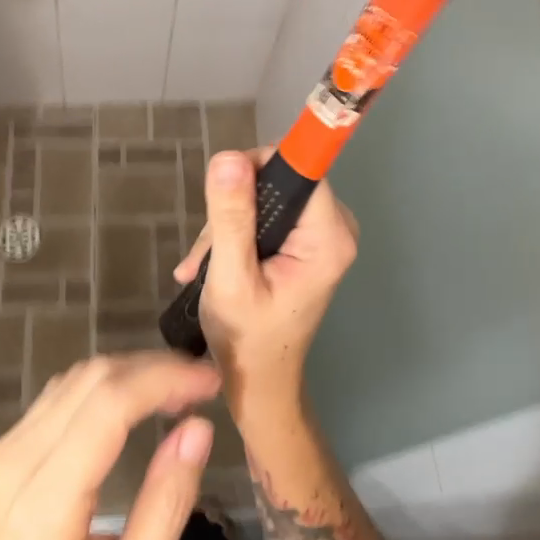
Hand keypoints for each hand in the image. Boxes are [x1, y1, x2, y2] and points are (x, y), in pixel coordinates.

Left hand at [0, 352, 220, 539]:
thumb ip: (165, 512)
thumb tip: (197, 431)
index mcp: (46, 502)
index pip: (108, 405)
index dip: (164, 378)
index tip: (210, 380)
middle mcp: (17, 462)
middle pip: (91, 380)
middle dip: (154, 368)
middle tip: (203, 383)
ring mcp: (4, 452)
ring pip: (75, 378)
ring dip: (132, 371)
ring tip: (182, 388)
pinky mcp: (5, 451)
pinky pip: (61, 396)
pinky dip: (107, 385)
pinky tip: (140, 398)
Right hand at [175, 149, 357, 409]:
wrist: (258, 382)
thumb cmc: (246, 339)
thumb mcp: (230, 278)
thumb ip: (231, 219)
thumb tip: (229, 157)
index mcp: (328, 238)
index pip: (299, 168)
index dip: (257, 169)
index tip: (222, 196)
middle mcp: (335, 230)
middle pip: (280, 180)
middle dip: (234, 205)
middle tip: (207, 250)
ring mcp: (321, 236)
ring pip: (267, 197)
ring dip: (228, 224)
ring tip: (204, 265)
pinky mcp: (306, 244)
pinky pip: (268, 214)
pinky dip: (236, 233)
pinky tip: (210, 264)